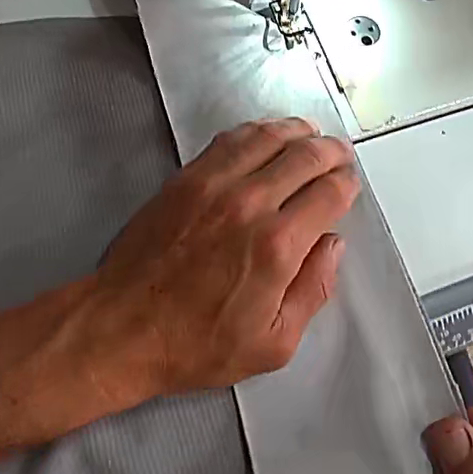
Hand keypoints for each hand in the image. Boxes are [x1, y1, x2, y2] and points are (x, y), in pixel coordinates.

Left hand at [92, 118, 358, 396]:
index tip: (349, 183)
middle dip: (331, 150)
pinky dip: (256, 130)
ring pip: (268, 137)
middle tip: (339, 153)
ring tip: (310, 132)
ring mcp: (214, 183)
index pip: (328, 194)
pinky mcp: (187, 176)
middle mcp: (249, 203)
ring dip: (297, 130)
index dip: (346, 184)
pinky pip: (230, 139)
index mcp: (277, 245)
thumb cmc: (197, 342)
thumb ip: (313, 290)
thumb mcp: (273, 344)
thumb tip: (334, 245)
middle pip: (305, 156)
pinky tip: (266, 133)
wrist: (122, 326)